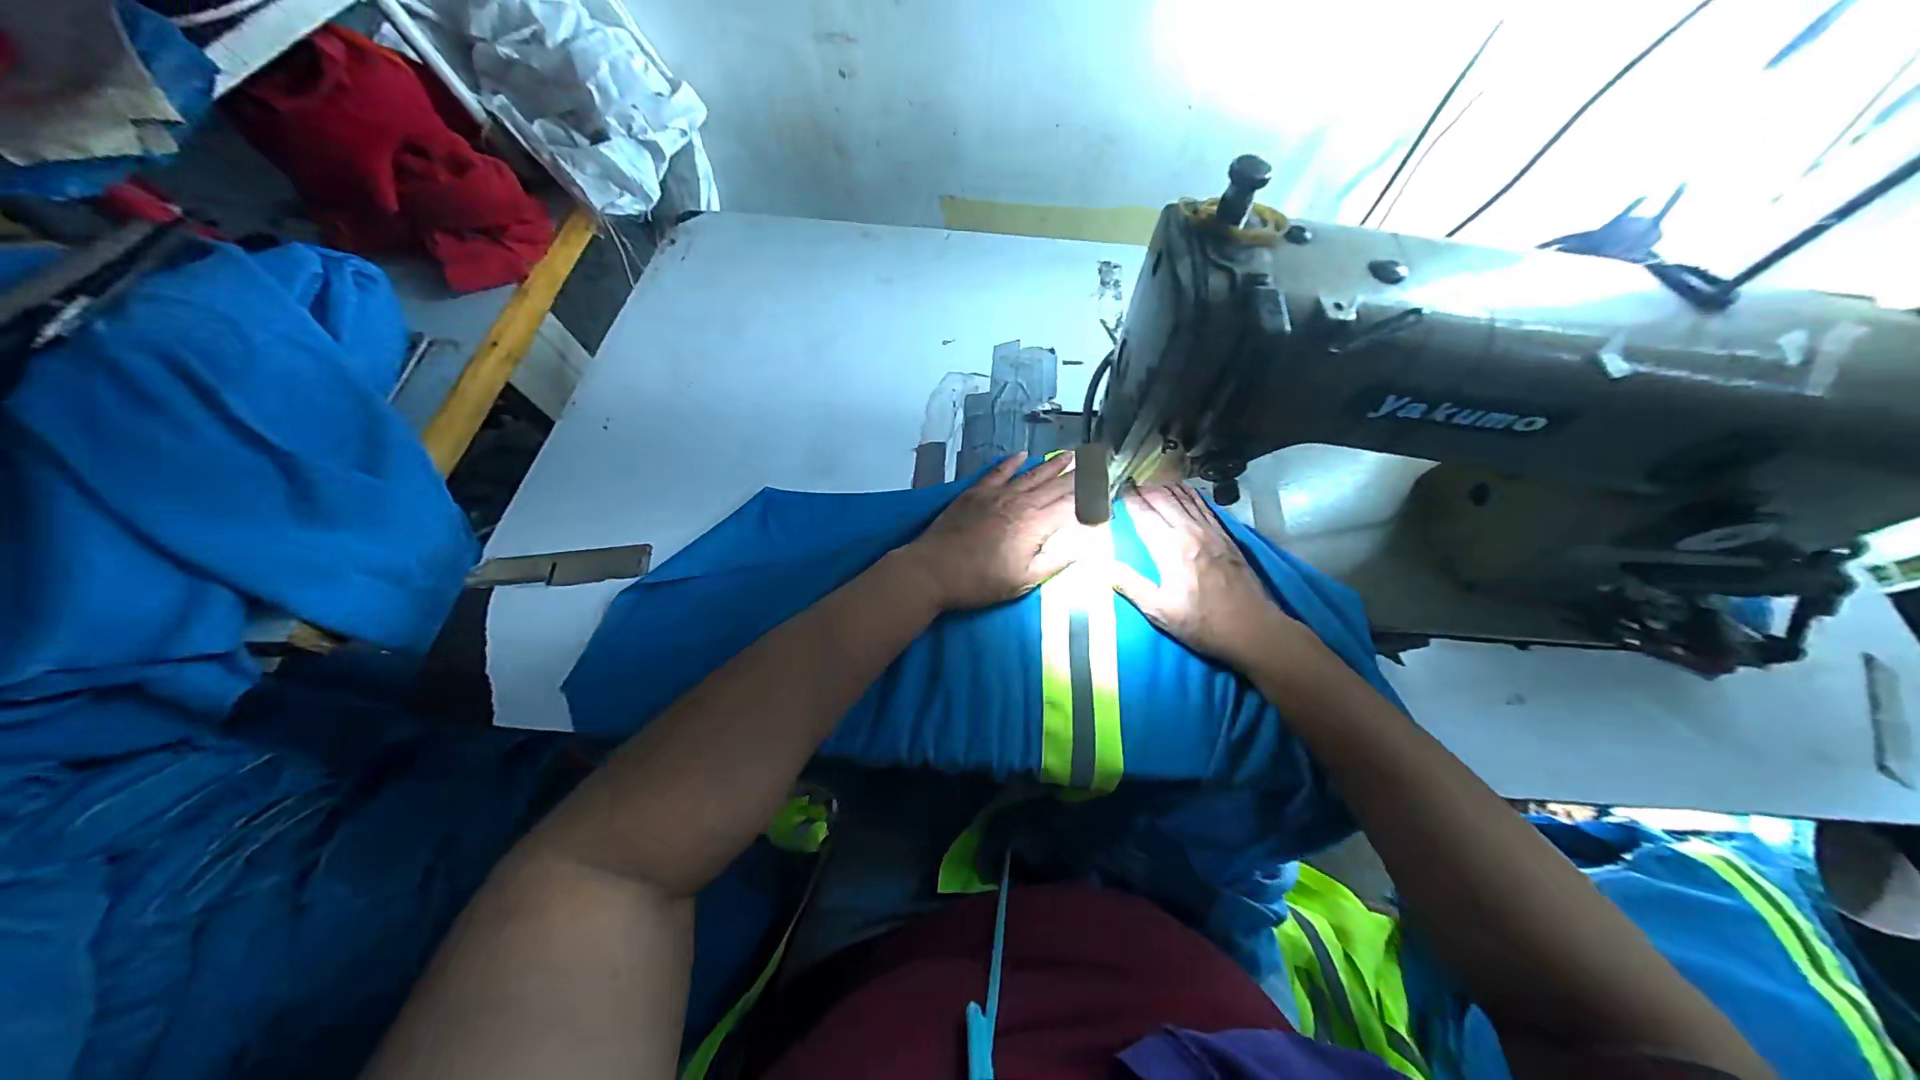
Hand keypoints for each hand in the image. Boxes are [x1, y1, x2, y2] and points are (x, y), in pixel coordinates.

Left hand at [892, 451, 1086, 610]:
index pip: (1071, 505)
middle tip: (1098, 461)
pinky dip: (1012, 462)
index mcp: (1035, 525)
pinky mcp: (975, 493)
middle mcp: (1019, 502)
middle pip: (1055, 485)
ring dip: (1052, 464)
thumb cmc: (979, 582)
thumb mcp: (1024, 580)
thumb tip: (1084, 543)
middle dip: (1079, 473)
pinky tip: (1023, 454)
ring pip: (1031, 474)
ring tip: (1071, 454)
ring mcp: (996, 494)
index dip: (1091, 497)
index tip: (1106, 489)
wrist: (932, 570)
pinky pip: (998, 471)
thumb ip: (1056, 559)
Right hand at [1110, 484, 1302, 669]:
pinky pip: (1205, 506)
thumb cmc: (1203, 624)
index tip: (1117, 491)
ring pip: (1186, 499)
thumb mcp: (1160, 612)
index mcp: (1172, 549)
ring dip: (1166, 489)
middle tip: (1130, 486)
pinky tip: (1184, 492)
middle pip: (1165, 500)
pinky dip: (1190, 495)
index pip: (1145, 515)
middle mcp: (1192, 533)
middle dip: (1145, 490)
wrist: (1253, 629)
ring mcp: (1212, 532)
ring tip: (1151, 485)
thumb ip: (1132, 586)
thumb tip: (1106, 568)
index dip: (1130, 501)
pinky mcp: (1226, 536)